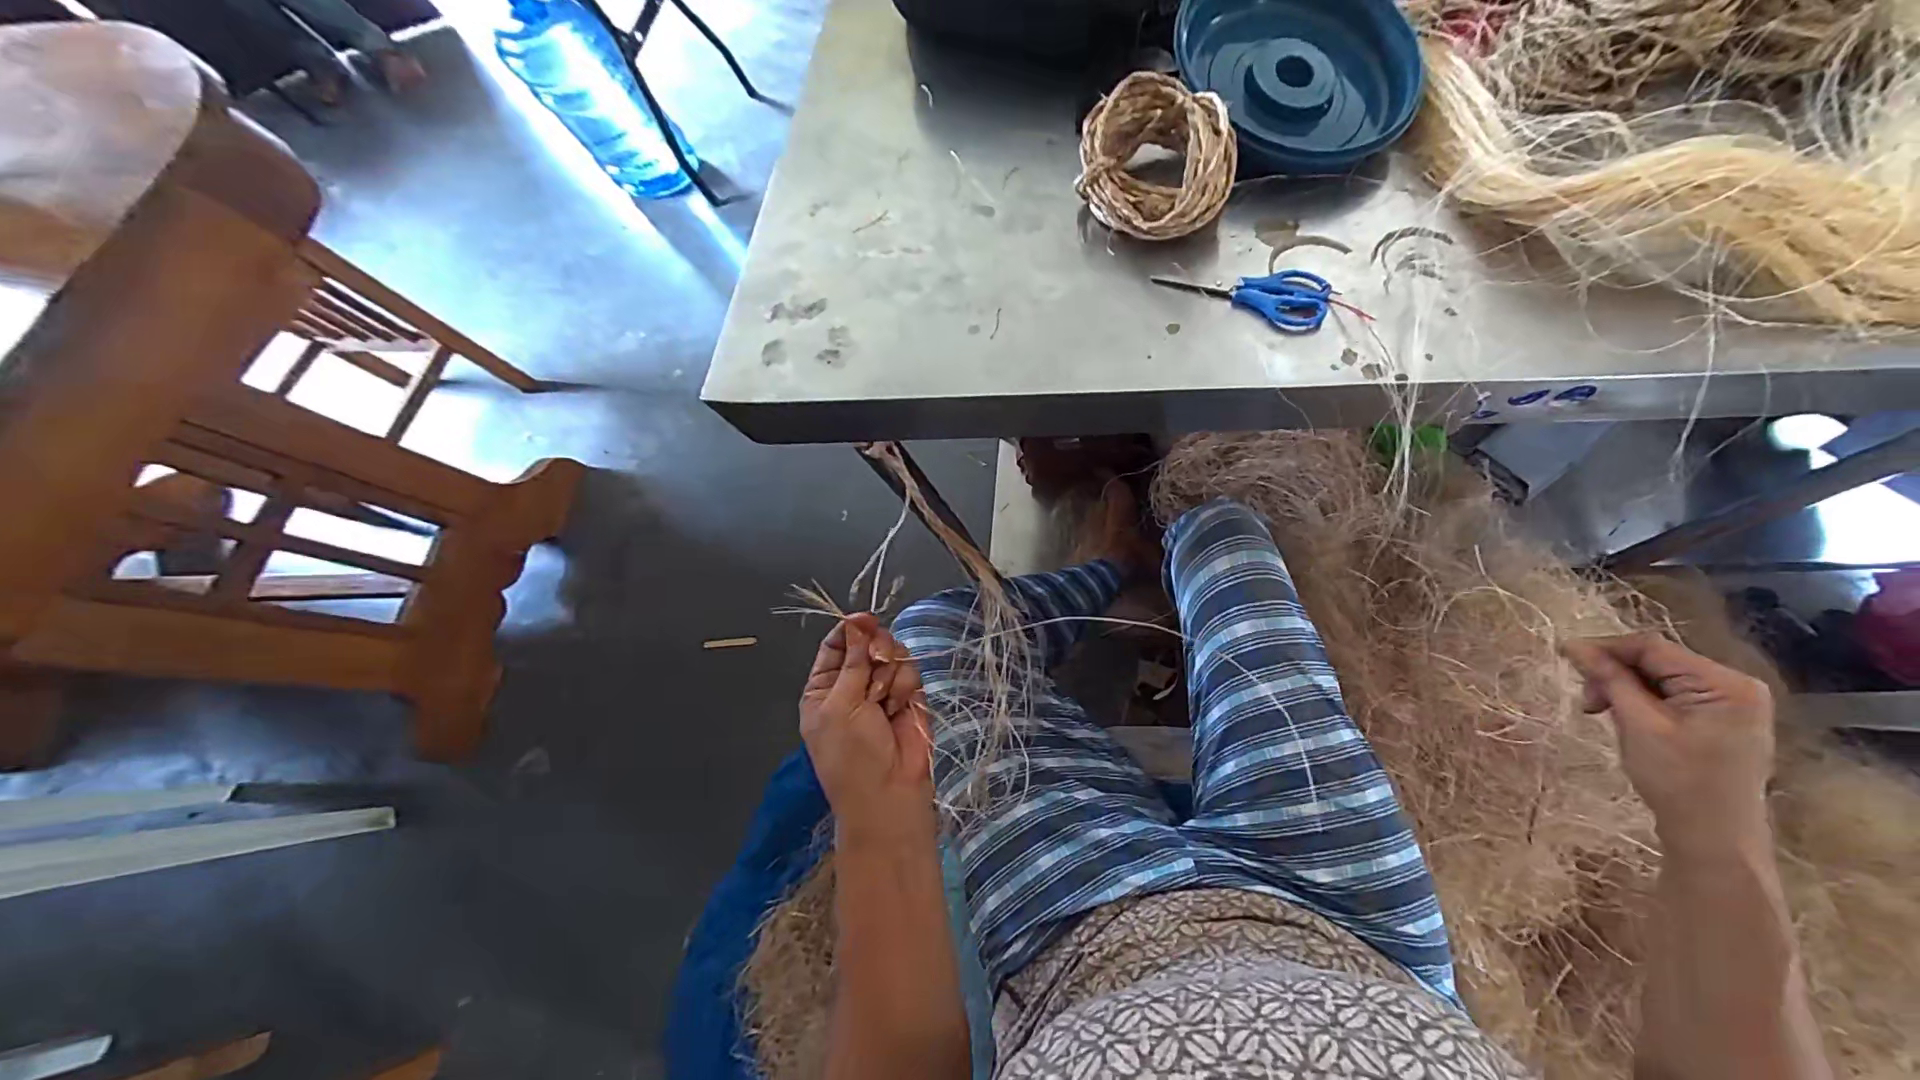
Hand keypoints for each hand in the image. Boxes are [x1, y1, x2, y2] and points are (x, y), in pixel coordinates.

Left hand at [799, 613, 935, 847]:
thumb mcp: (841, 706)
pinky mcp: (909, 697)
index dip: (851, 629)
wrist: (889, 795)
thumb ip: (853, 661)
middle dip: (875, 651)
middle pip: (868, 643)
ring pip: (893, 654)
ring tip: (884, 701)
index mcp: (825, 687)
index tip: (865, 619)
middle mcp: (853, 684)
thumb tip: (856, 622)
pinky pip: (911, 671)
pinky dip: (905, 686)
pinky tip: (899, 708)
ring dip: (889, 673)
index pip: (837, 644)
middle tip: (876, 664)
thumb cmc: (852, 755)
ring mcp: (883, 690)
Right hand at [1564, 633, 1775, 855]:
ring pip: (1658, 677)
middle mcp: (1736, 686)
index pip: (1651, 647)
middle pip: (1656, 661)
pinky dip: (1639, 700)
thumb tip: (1572, 644)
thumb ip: (1609, 678)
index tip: (1562, 656)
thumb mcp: (1637, 723)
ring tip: (1598, 711)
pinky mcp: (1721, 718)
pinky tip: (1622, 716)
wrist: (1714, 834)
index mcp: (1726, 684)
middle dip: (1612, 673)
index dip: (1603, 648)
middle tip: (1585, 700)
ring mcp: (1732, 703)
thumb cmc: (1677, 778)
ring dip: (1621, 688)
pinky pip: (1670, 694)